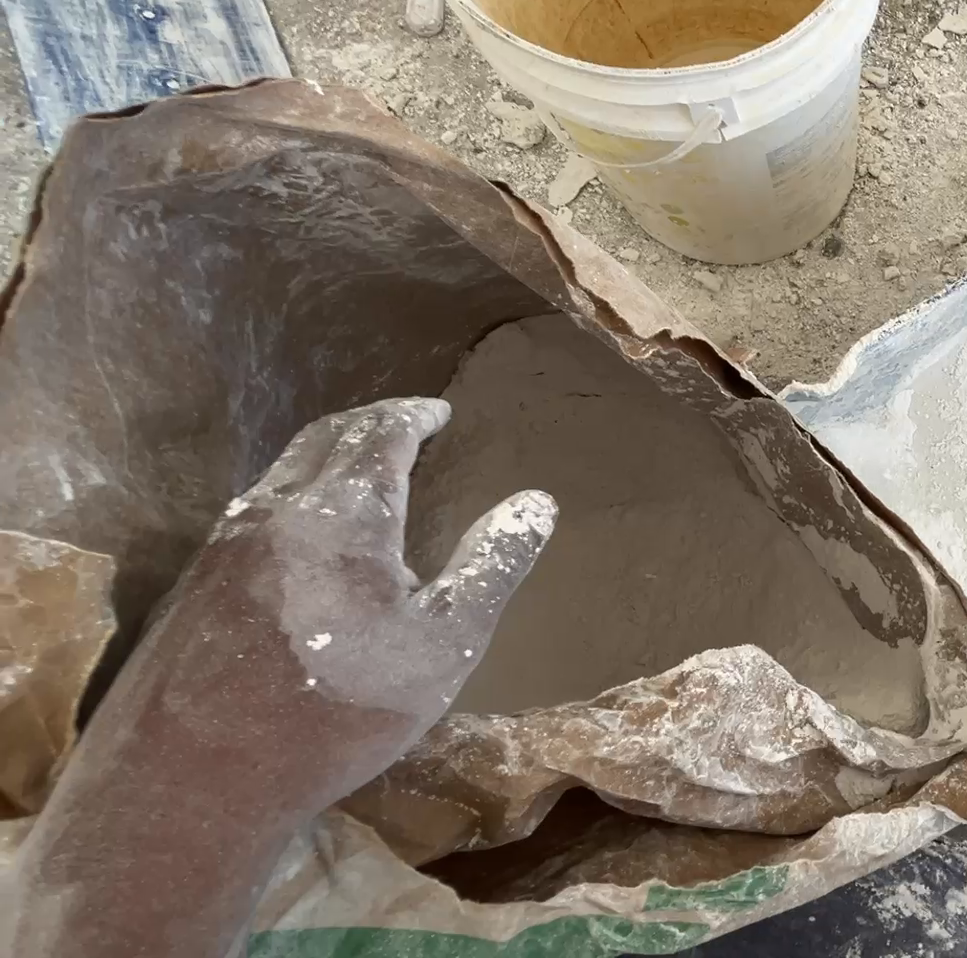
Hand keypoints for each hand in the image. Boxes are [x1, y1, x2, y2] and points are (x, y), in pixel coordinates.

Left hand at [4, 397, 553, 957]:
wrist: (189, 794)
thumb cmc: (343, 707)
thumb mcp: (450, 638)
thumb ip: (496, 561)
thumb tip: (537, 501)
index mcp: (344, 515)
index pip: (380, 433)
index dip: (415, 415)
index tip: (441, 411)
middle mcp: (275, 514)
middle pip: (325, 439)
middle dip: (372, 422)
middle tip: (410, 424)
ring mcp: (222, 549)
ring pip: (284, 470)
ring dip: (332, 453)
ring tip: (370, 467)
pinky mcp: (193, 587)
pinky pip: (258, 507)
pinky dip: (301, 489)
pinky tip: (316, 529)